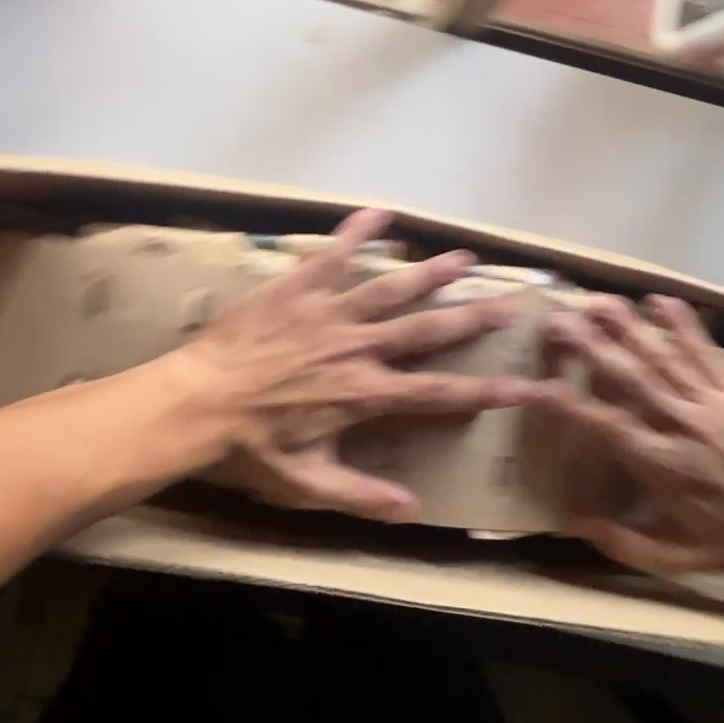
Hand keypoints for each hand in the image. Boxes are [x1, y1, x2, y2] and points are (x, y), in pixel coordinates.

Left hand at [169, 208, 557, 522]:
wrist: (199, 400)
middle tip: (510, 304)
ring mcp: (330, 313)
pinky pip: (332, 255)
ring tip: (463, 257)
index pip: (439, 393)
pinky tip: (381, 211)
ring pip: (391, 289)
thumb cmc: (252, 444)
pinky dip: (356, 232)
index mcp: (366, 394)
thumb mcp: (308, 481)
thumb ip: (362, 494)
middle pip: (427, 331)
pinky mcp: (298, 288)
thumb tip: (413, 511)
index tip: (524, 386)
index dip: (485, 392)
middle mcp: (359, 348)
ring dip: (430, 273)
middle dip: (472, 318)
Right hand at [540, 295, 723, 572]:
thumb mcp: (677, 558)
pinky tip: (661, 300)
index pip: (609, 427)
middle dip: (594, 349)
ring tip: (599, 301)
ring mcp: (713, 405)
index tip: (538, 385)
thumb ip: (623, 542)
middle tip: (560, 322)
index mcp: (664, 467)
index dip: (571, 406)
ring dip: (630, 328)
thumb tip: (569, 520)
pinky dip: (685, 326)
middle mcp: (684, 427)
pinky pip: (707, 355)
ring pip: (665, 359)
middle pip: (633, 380)